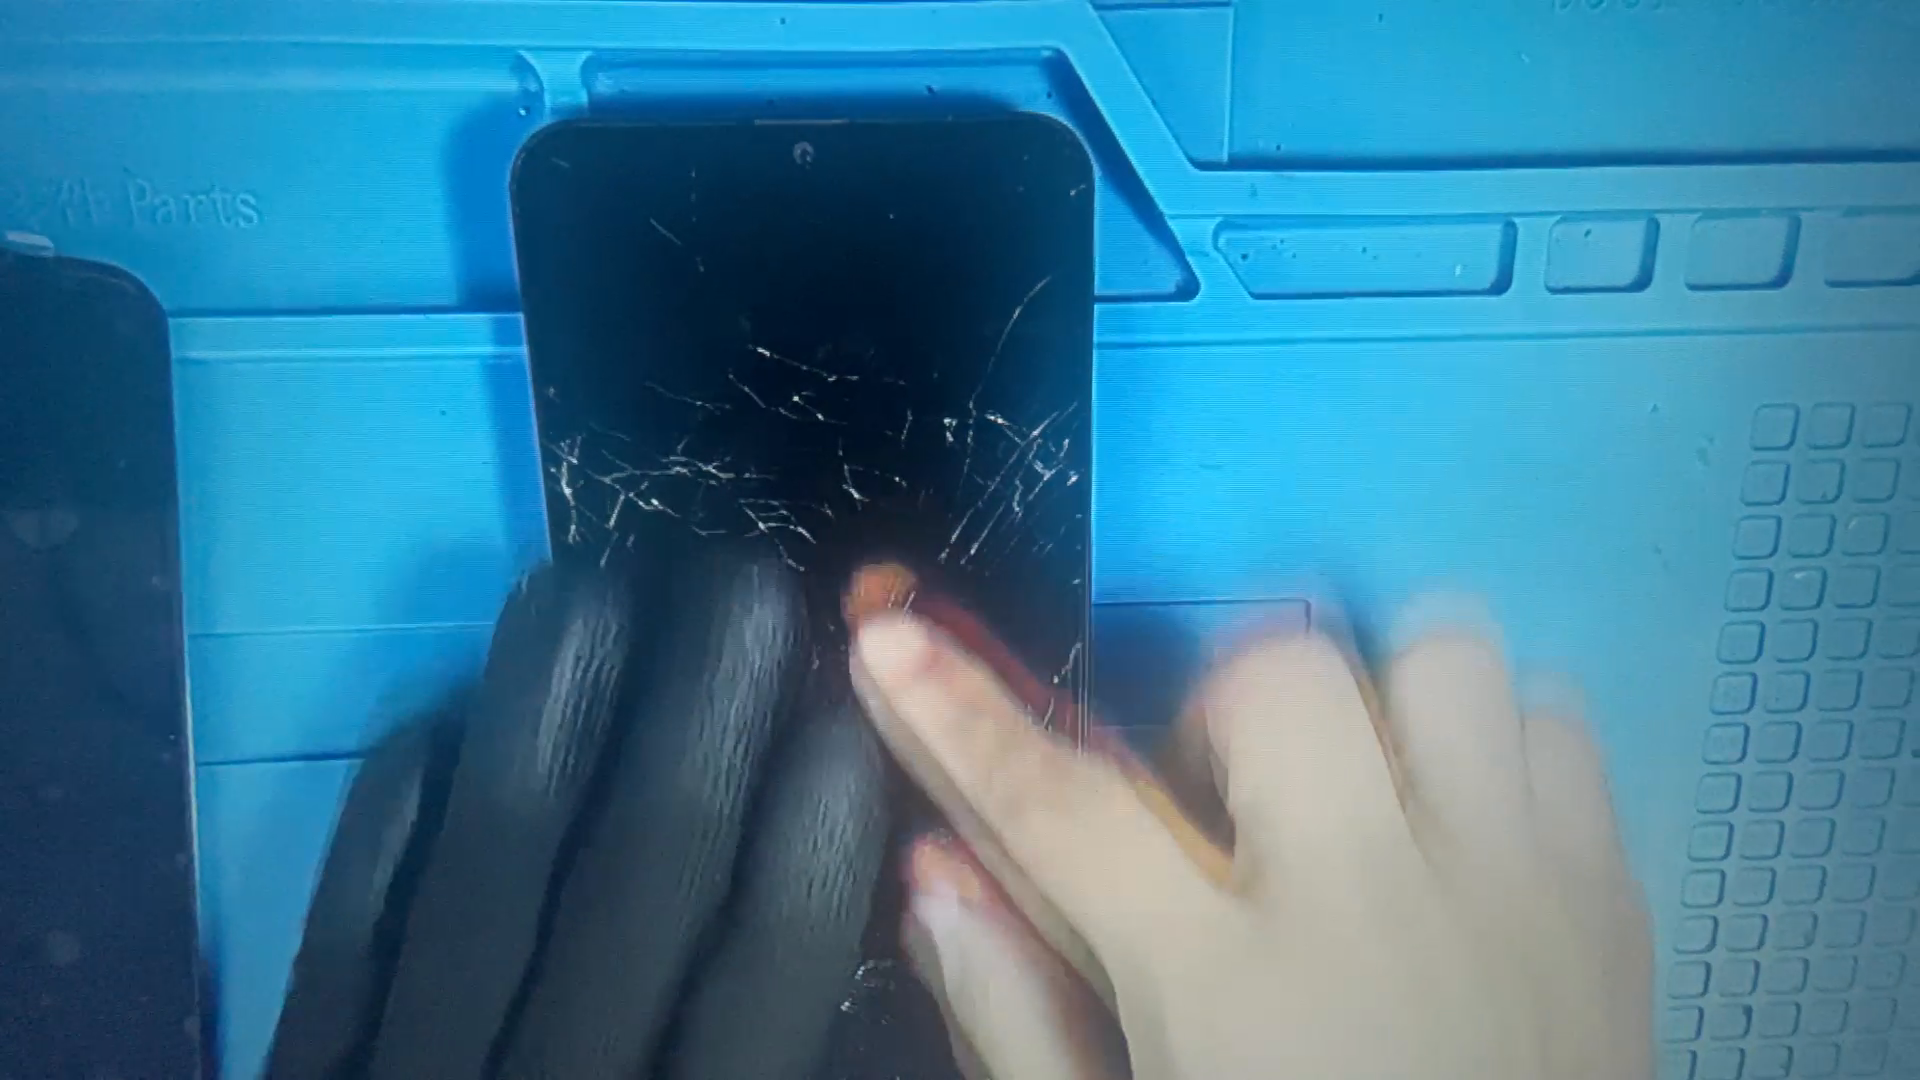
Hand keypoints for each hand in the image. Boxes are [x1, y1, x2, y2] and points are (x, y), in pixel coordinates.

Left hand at [267, 547, 890, 1079]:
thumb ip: (840, 1046)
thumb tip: (890, 883)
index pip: (783, 942)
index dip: (828, 794)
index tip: (856, 681)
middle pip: (651, 855)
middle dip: (710, 692)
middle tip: (748, 575)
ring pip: (494, 851)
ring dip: (553, 694)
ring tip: (606, 578)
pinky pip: (342, 922)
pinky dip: (390, 811)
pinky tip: (444, 711)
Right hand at [849, 597, 1653, 1079]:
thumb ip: (1013, 1010)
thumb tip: (928, 866)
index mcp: (1234, 990)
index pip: (1060, 808)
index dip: (957, 711)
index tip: (885, 634)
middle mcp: (1378, 910)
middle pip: (1289, 674)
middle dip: (1230, 697)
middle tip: (1227, 784)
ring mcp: (1519, 896)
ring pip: (1446, 663)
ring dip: (1372, 697)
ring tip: (1350, 783)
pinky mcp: (1615, 907)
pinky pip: (1551, 726)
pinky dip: (1485, 743)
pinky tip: (1451, 822)